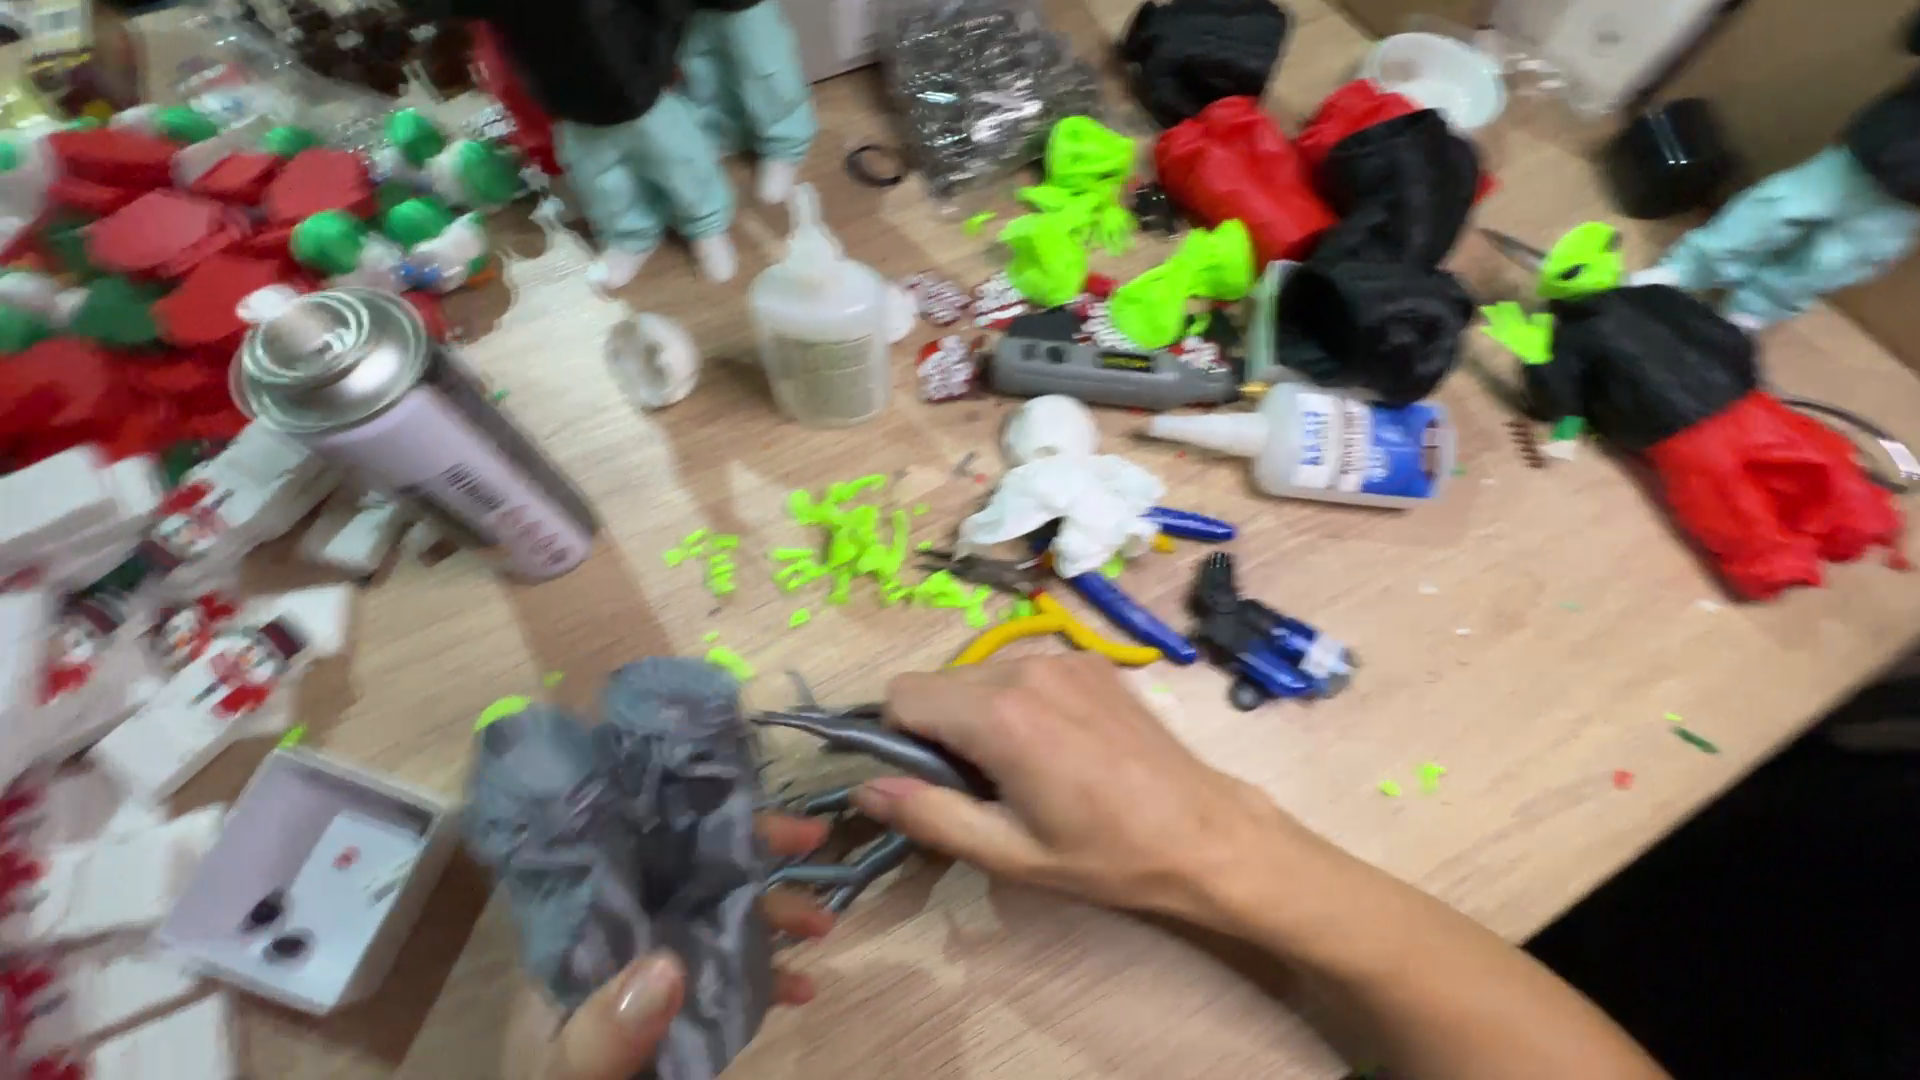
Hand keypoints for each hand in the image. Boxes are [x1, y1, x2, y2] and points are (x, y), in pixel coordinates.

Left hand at [512, 815, 835, 1079]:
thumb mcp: (563, 1075)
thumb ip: (604, 1032)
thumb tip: (669, 969)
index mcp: (585, 925)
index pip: (643, 848)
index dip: (701, 821)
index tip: (752, 807)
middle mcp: (625, 932)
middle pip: (696, 873)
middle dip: (757, 857)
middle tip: (816, 840)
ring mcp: (655, 968)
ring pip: (722, 919)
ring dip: (775, 915)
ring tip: (824, 924)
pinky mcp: (679, 1008)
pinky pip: (731, 976)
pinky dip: (769, 976)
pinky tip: (804, 988)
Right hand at [853, 655, 1297, 926]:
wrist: (1203, 830)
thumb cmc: (1103, 853)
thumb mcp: (1008, 852)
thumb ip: (928, 814)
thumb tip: (864, 787)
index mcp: (998, 714)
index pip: (901, 695)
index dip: (900, 738)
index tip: (931, 779)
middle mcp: (1023, 668)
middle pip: (937, 682)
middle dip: (938, 727)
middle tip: (981, 781)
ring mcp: (1060, 656)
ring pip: (977, 673)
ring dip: (977, 711)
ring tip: (1022, 762)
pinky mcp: (1087, 658)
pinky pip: (1020, 668)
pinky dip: (1016, 697)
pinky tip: (1056, 739)